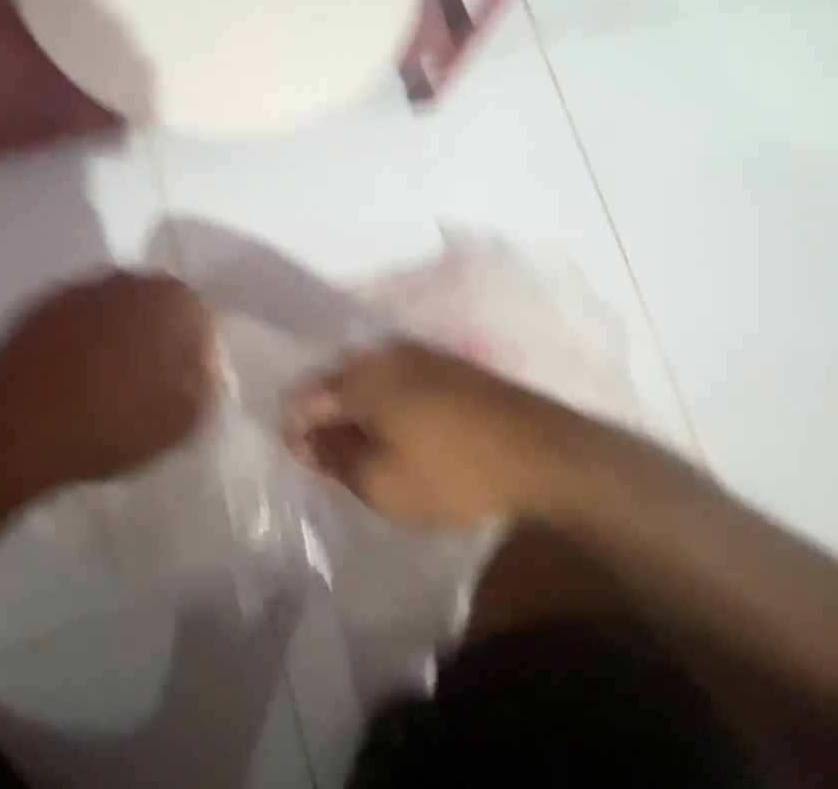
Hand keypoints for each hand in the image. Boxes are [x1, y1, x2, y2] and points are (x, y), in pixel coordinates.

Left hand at [0, 270, 215, 486]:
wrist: (10, 432)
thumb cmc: (112, 423)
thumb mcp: (184, 420)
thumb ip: (205, 385)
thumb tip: (198, 369)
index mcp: (170, 297)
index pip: (200, 319)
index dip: (197, 357)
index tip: (185, 392)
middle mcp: (123, 280)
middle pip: (154, 310)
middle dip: (157, 342)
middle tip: (151, 389)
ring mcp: (73, 291)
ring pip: (112, 316)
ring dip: (116, 343)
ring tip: (107, 391)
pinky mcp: (31, 312)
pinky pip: (73, 328)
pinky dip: (78, 349)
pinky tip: (71, 387)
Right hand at [286, 341, 585, 528]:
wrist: (544, 454)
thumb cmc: (453, 474)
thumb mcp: (382, 483)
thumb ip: (335, 460)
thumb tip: (310, 442)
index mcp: (363, 376)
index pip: (304, 396)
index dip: (293, 431)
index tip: (301, 464)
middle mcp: (389, 353)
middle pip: (336, 380)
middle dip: (325, 418)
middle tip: (327, 460)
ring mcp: (426, 355)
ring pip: (371, 379)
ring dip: (359, 412)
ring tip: (364, 450)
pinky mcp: (455, 368)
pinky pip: (402, 381)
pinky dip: (389, 406)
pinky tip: (400, 433)